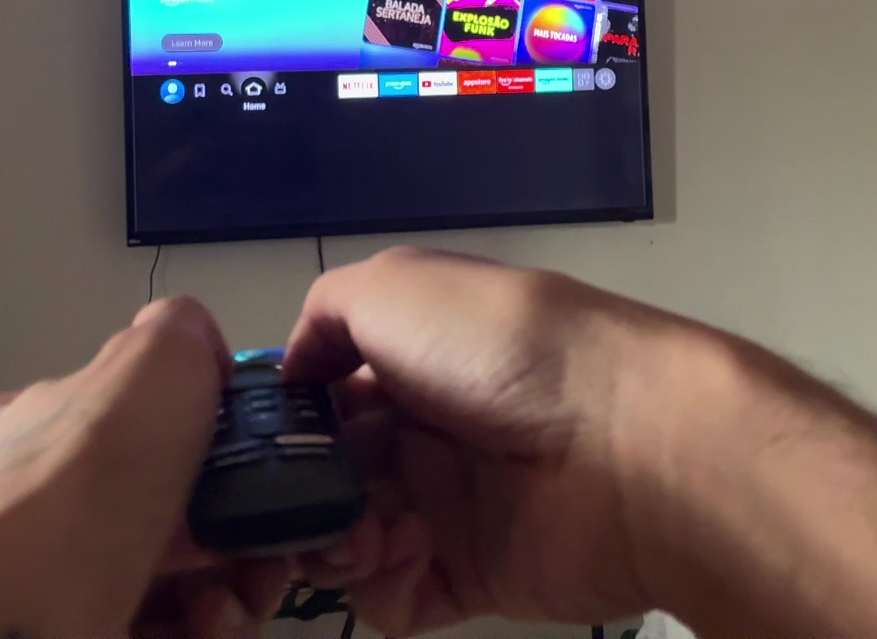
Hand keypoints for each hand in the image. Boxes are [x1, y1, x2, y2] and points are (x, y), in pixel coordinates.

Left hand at [0, 297, 291, 638]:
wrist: (25, 610)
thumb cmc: (98, 465)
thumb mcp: (157, 352)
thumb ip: (184, 330)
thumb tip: (207, 366)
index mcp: (37, 428)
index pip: (133, 422)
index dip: (206, 440)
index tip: (252, 463)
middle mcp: (32, 508)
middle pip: (162, 504)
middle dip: (232, 523)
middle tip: (269, 542)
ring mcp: (49, 587)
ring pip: (171, 575)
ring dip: (232, 581)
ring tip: (248, 592)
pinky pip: (164, 631)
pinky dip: (204, 627)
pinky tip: (216, 622)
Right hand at [281, 247, 695, 634]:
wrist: (621, 438)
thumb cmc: (495, 345)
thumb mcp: (398, 284)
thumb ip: (328, 311)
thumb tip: (294, 368)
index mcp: (411, 350)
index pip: (325, 387)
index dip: (287, 414)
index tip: (256, 441)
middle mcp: (425, 421)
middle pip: (328, 467)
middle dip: (300, 486)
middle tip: (302, 500)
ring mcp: (447, 498)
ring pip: (348, 533)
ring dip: (335, 537)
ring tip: (368, 529)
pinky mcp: (472, 571)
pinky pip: (394, 592)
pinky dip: (382, 579)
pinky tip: (405, 550)